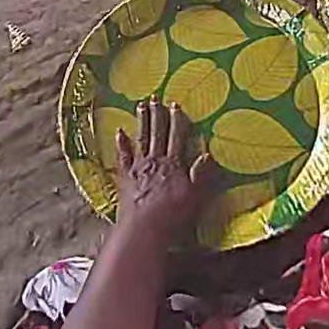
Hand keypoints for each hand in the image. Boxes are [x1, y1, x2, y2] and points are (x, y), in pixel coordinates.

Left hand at [115, 100, 211, 239]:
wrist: (142, 230)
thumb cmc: (172, 216)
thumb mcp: (195, 196)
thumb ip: (201, 174)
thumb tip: (208, 153)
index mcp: (173, 164)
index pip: (177, 136)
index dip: (177, 120)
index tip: (176, 104)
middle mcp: (155, 160)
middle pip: (157, 133)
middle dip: (158, 114)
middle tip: (156, 97)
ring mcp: (138, 167)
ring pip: (141, 139)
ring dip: (141, 122)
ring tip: (141, 106)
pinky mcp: (125, 177)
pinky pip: (123, 156)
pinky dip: (121, 143)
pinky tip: (120, 132)